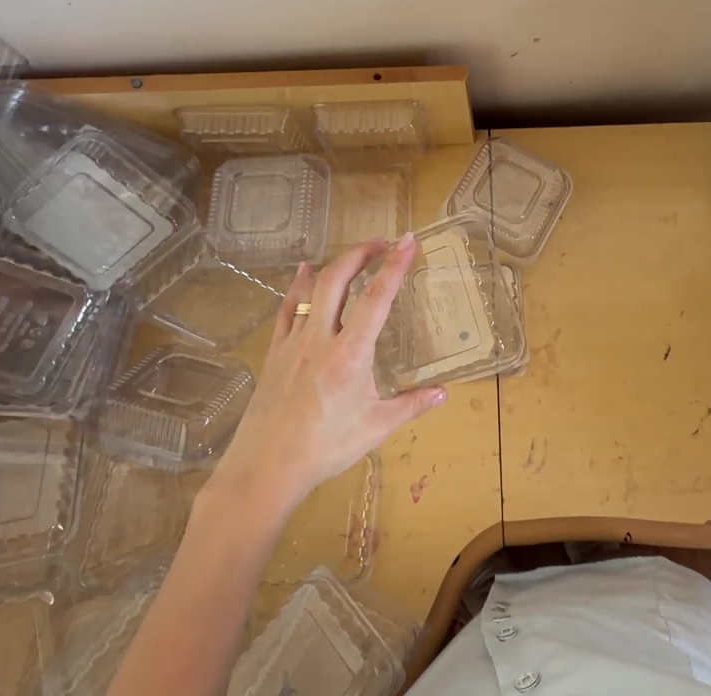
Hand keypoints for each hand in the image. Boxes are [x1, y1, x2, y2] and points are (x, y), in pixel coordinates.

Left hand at [211, 234, 446, 508]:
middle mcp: (320, 340)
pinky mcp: (274, 353)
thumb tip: (444, 393)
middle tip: (383, 243)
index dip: (394, 266)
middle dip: (360, 253)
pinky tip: (302, 273)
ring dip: (334, 265)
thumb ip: (412, 405)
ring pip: (310, 290)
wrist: (266, 468)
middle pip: (337, 279)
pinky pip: (287, 310)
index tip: (407, 242)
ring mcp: (293, 343)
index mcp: (351, 355)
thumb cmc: (325, 449)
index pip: (376, 299)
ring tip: (355, 254)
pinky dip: (297, 287)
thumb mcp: (376, 428)